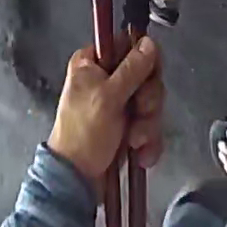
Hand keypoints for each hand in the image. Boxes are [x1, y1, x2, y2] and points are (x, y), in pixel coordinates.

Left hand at [47, 33, 164, 192]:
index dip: (144, 58)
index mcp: (93, 62)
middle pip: (146, 73)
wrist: (75, 184)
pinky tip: (140, 153)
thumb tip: (149, 42)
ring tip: (134, 140)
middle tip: (139, 110)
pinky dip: (148, 139)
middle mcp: (107, 78)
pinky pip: (150, 122)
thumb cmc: (84, 134)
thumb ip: (132, 69)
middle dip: (147, 98)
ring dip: (148, 122)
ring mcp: (119, 103)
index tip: (148, 75)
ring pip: (151, 99)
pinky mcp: (128, 125)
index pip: (129, 44)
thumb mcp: (108, 97)